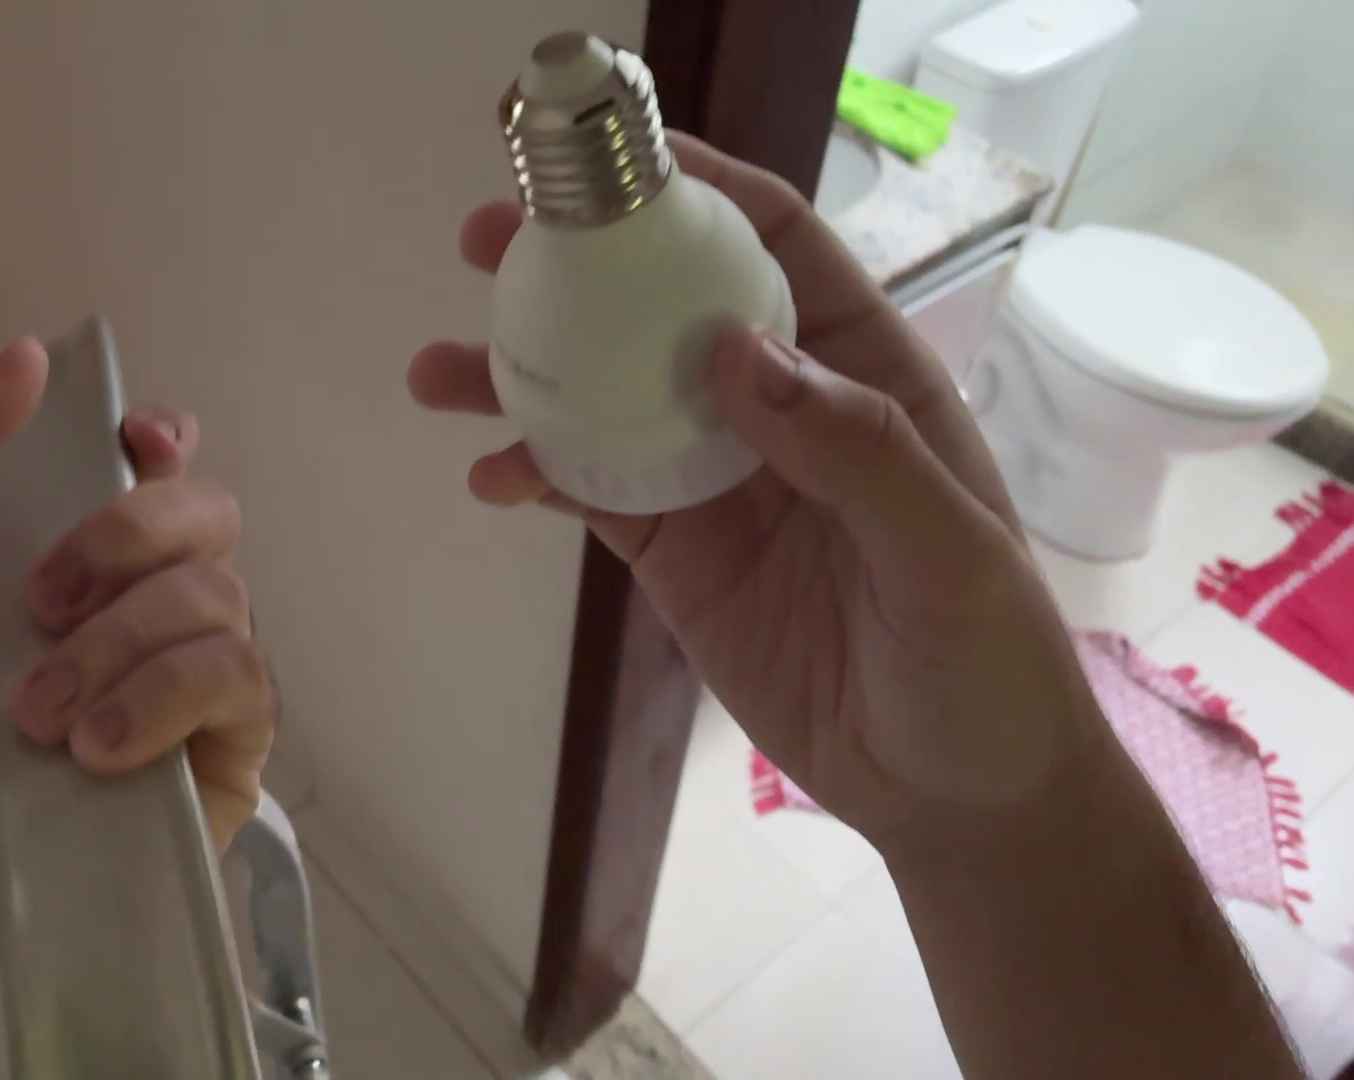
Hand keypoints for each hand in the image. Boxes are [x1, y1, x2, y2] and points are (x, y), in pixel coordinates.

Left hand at [0, 339, 273, 1078]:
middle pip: (212, 515)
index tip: (136, 444)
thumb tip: (32, 355)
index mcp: (87, 555)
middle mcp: (155, 601)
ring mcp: (201, 669)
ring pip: (222, 596)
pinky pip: (241, 675)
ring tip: (43, 719)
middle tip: (44, 601)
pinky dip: (166, 697)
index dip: (164, 442)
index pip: (166, 469)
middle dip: (132, 537)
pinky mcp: (232, 738)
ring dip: (122, 644)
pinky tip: (100, 750)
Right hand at [410, 133, 1108, 842]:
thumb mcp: (944, 555)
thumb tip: (725, 348)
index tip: (606, 164)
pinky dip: (536, 476)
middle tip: (483, 249)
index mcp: (853, 375)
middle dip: (571, 275)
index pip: (770, 247)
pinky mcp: (666, 545)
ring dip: (520, 382)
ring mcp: (707, 478)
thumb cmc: (976, 663)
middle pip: (656, 314)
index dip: (692, 190)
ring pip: (599, 404)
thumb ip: (852, 448)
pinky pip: (588, 492)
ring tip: (438, 374)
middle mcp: (768, 410)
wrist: (936, 782)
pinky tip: (491, 477)